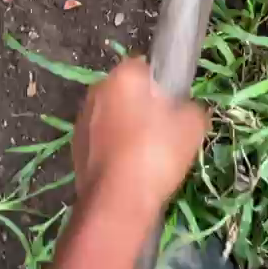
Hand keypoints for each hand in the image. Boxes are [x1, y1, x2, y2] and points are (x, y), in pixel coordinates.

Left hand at [72, 58, 206, 216]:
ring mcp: (83, 118)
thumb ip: (192, 108)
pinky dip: (114, 147)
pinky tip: (130, 169)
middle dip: (143, 104)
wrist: (118, 202)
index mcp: (124, 75)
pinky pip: (102, 138)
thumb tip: (187, 109)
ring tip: (148, 155)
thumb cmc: (157, 153)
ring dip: (126, 126)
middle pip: (127, 91)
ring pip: (113, 115)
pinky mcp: (75, 146)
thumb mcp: (192, 126)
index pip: (145, 67)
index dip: (162, 84)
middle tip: (165, 130)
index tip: (173, 105)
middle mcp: (98, 89)